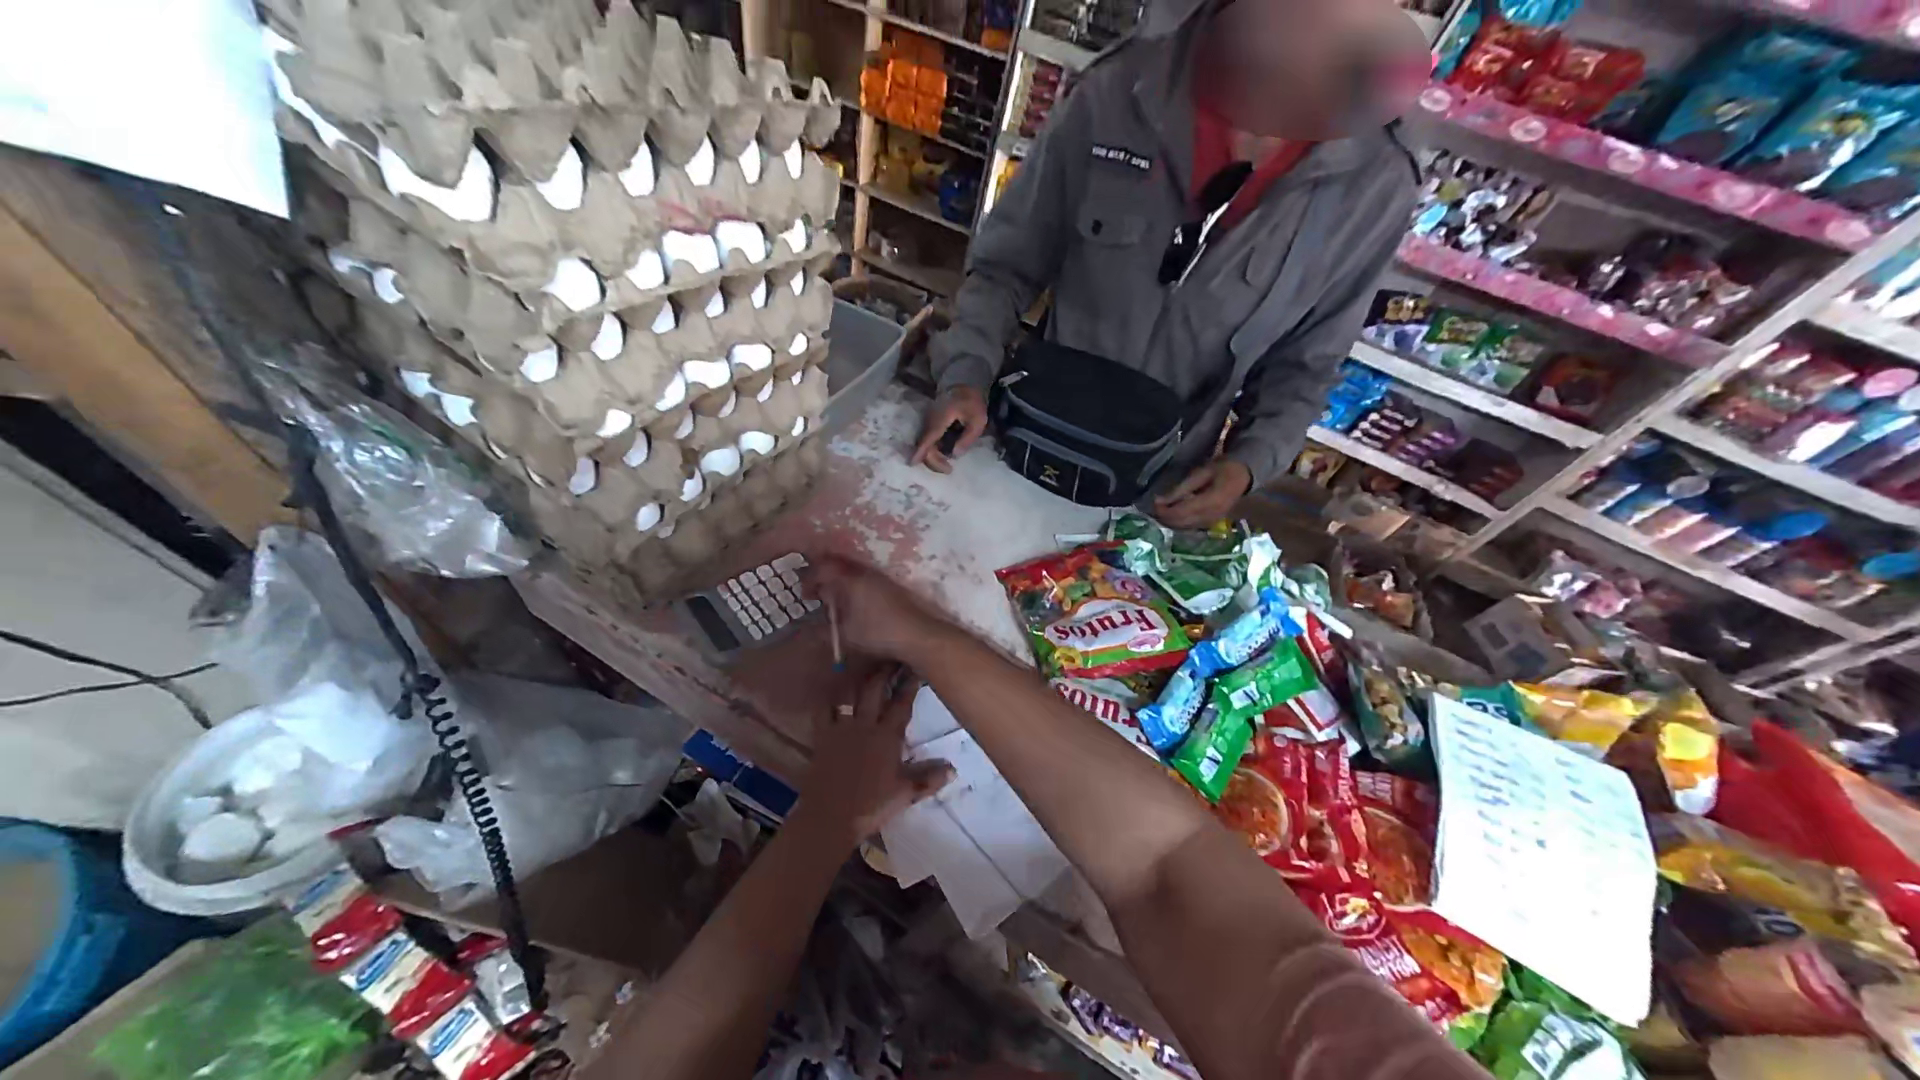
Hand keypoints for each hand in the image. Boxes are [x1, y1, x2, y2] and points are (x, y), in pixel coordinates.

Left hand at [800, 664, 952, 838]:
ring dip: (856, 679)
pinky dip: (828, 699)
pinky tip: (831, 692)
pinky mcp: (822, 736)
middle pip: (874, 690)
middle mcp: (865, 725)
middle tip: (890, 658)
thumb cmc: (871, 805)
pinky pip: (823, 711)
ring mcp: (841, 728)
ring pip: (848, 695)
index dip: (909, 685)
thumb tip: (953, 769)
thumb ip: (928, 778)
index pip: (901, 704)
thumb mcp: (905, 793)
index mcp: (887, 736)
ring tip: (861, 665)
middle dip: (884, 672)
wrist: (830, 816)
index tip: (915, 668)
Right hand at [806, 555, 951, 663]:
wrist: (918, 635)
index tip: (805, 594)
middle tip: (816, 592)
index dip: (810, 580)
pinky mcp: (892, 586)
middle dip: (824, 576)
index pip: (823, 569)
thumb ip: (827, 630)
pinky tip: (854, 601)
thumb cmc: (878, 633)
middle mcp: (865, 572)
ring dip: (840, 580)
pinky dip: (854, 585)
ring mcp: (881, 577)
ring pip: (853, 570)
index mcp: (850, 579)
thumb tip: (814, 629)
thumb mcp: (847, 635)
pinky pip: (866, 577)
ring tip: (834, 598)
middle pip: (838, 565)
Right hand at [910, 386, 987, 473]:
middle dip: (933, 460)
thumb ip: (967, 438)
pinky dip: (933, 450)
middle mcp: (930, 420)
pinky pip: (928, 439)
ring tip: (947, 467)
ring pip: (925, 443)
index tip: (912, 463)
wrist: (963, 385)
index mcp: (941, 417)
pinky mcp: (930, 423)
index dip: (921, 451)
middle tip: (948, 470)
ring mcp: (928, 421)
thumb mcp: (978, 421)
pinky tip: (943, 456)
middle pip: (924, 444)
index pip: (929, 436)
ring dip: (933, 457)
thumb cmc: (972, 403)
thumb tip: (954, 454)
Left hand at [1153, 460, 1252, 528]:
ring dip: (1170, 521)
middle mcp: (1211, 516)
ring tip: (1160, 511)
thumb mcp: (1202, 473)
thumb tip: (1159, 500)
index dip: (1165, 511)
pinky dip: (1178, 522)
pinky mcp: (1211, 523)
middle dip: (1165, 517)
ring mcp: (1212, 522)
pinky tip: (1172, 515)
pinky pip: (1190, 527)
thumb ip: (1181, 489)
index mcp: (1211, 502)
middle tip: (1153, 508)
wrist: (1244, 477)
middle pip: (1181, 523)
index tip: (1153, 503)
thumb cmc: (1223, 470)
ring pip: (1184, 527)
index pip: (1181, 512)